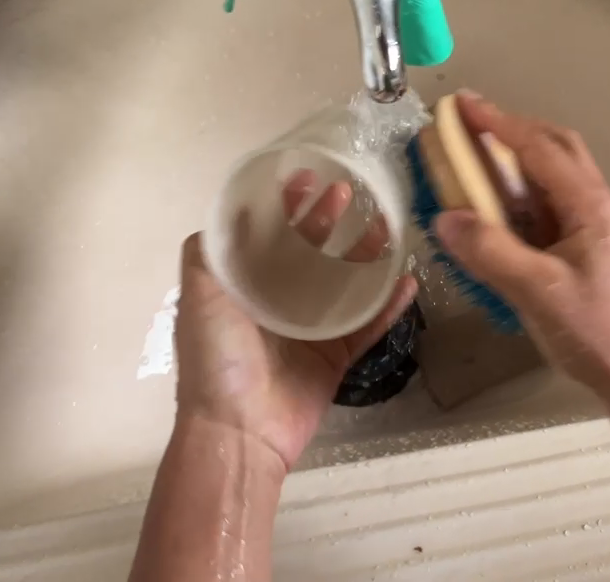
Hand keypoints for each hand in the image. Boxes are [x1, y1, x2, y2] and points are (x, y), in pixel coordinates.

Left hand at [173, 183, 414, 468]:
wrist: (239, 433)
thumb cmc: (217, 359)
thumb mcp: (200, 298)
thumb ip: (207, 254)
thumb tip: (232, 209)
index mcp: (248, 286)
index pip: (271, 234)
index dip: (288, 204)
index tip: (308, 176)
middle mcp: (281, 301)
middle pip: (312, 251)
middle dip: (329, 218)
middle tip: (348, 192)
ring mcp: (313, 328)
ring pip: (347, 281)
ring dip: (367, 253)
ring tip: (388, 226)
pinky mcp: (337, 355)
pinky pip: (370, 323)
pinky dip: (390, 304)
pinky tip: (409, 280)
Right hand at [433, 92, 609, 408]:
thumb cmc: (596, 330)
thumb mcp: (539, 292)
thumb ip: (492, 252)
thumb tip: (445, 217)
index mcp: (589, 204)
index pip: (539, 148)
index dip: (499, 123)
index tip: (462, 105)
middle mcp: (593, 203)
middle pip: (554, 146)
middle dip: (513, 127)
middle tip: (471, 123)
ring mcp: (589, 224)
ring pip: (552, 172)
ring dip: (516, 156)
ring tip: (476, 156)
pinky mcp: (582, 246)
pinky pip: (547, 202)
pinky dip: (519, 190)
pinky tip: (495, 205)